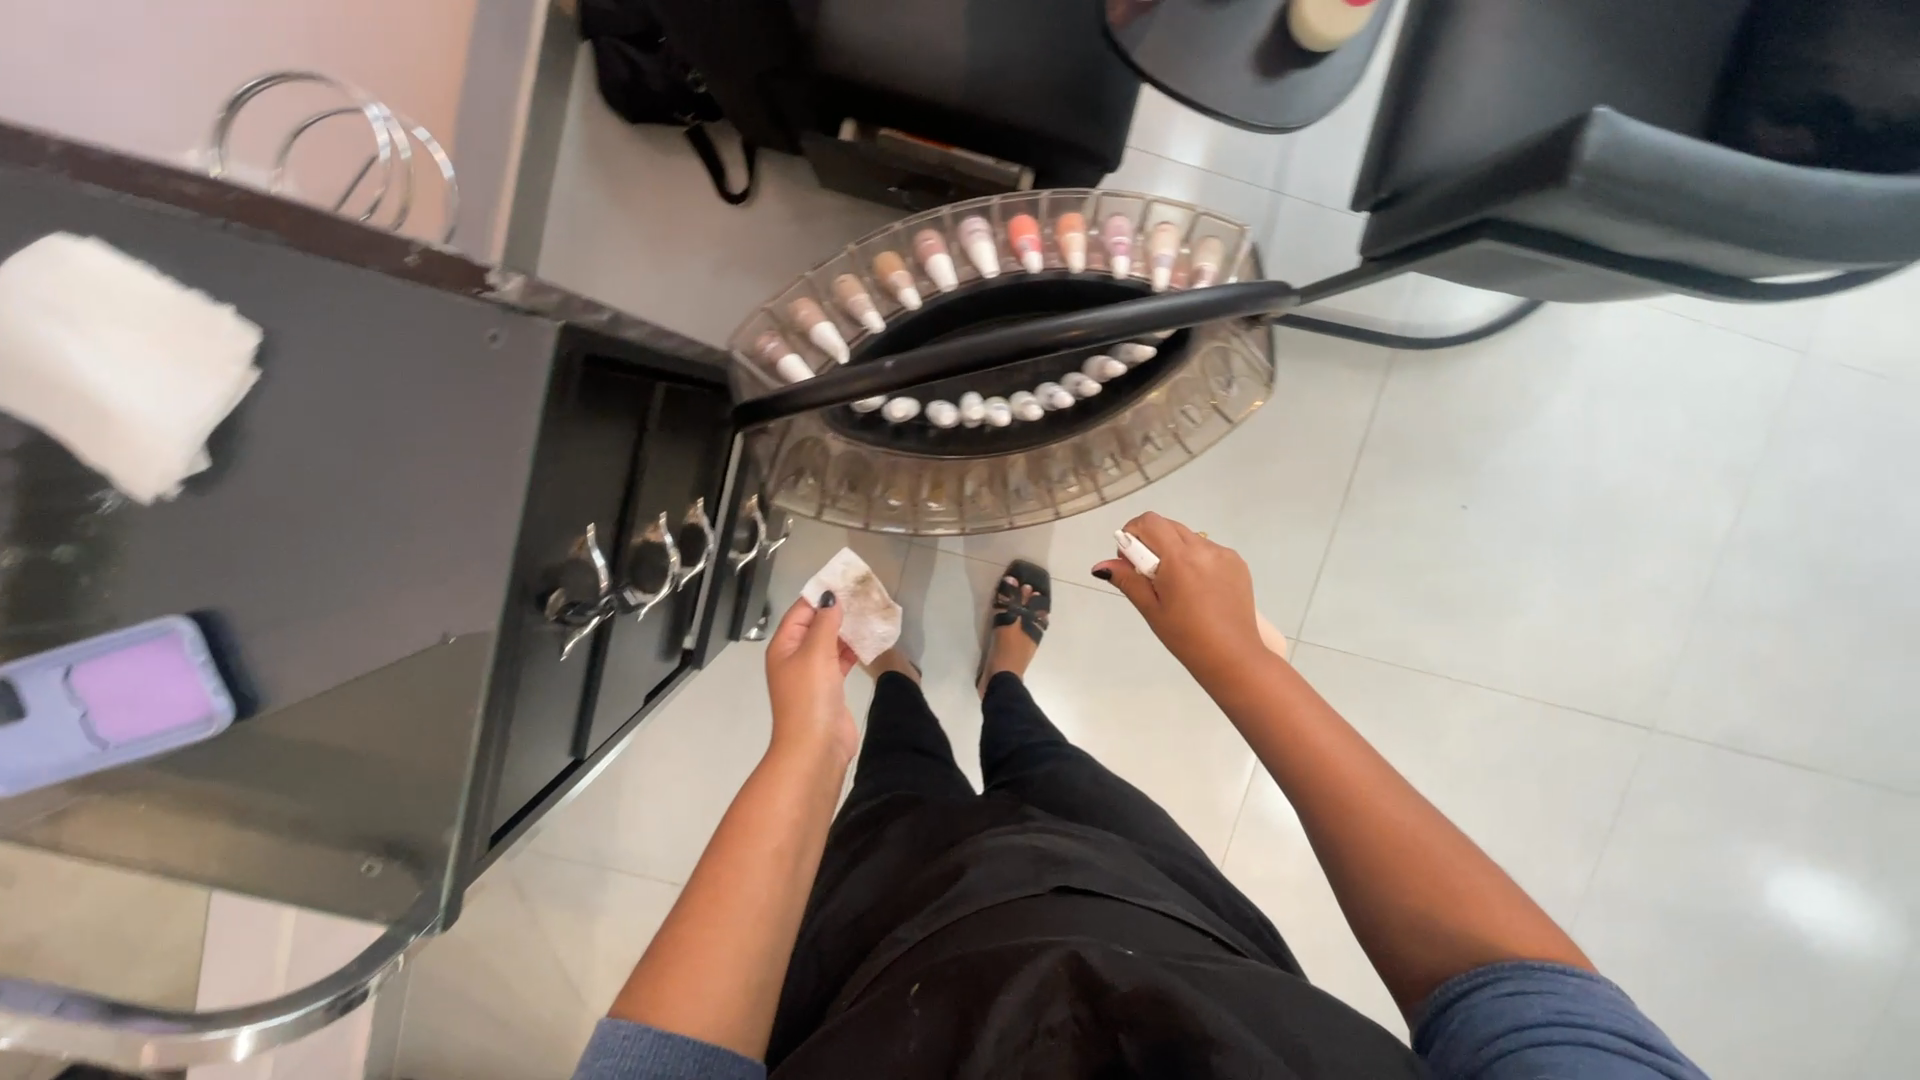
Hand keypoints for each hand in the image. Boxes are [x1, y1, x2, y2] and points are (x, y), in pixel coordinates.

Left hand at [764, 593, 859, 765]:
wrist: (816, 746)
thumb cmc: (810, 696)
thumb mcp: (815, 653)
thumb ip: (824, 623)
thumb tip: (831, 598)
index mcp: (784, 646)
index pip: (801, 611)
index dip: (820, 595)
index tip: (846, 580)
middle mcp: (795, 657)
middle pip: (815, 625)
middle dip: (837, 611)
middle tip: (865, 595)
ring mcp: (813, 674)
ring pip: (830, 642)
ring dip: (847, 630)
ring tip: (871, 613)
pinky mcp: (830, 688)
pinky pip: (841, 660)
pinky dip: (853, 649)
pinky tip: (870, 640)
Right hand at [1093, 512, 1266, 676]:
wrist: (1233, 657)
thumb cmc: (1186, 637)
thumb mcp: (1151, 609)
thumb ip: (1127, 580)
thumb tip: (1100, 565)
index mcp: (1180, 559)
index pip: (1149, 522)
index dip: (1133, 533)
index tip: (1131, 560)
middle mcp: (1204, 548)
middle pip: (1168, 526)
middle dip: (1152, 542)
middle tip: (1150, 575)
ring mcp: (1225, 554)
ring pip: (1189, 537)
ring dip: (1174, 550)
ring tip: (1178, 586)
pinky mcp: (1238, 563)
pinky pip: (1208, 550)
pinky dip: (1195, 560)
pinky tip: (1198, 589)